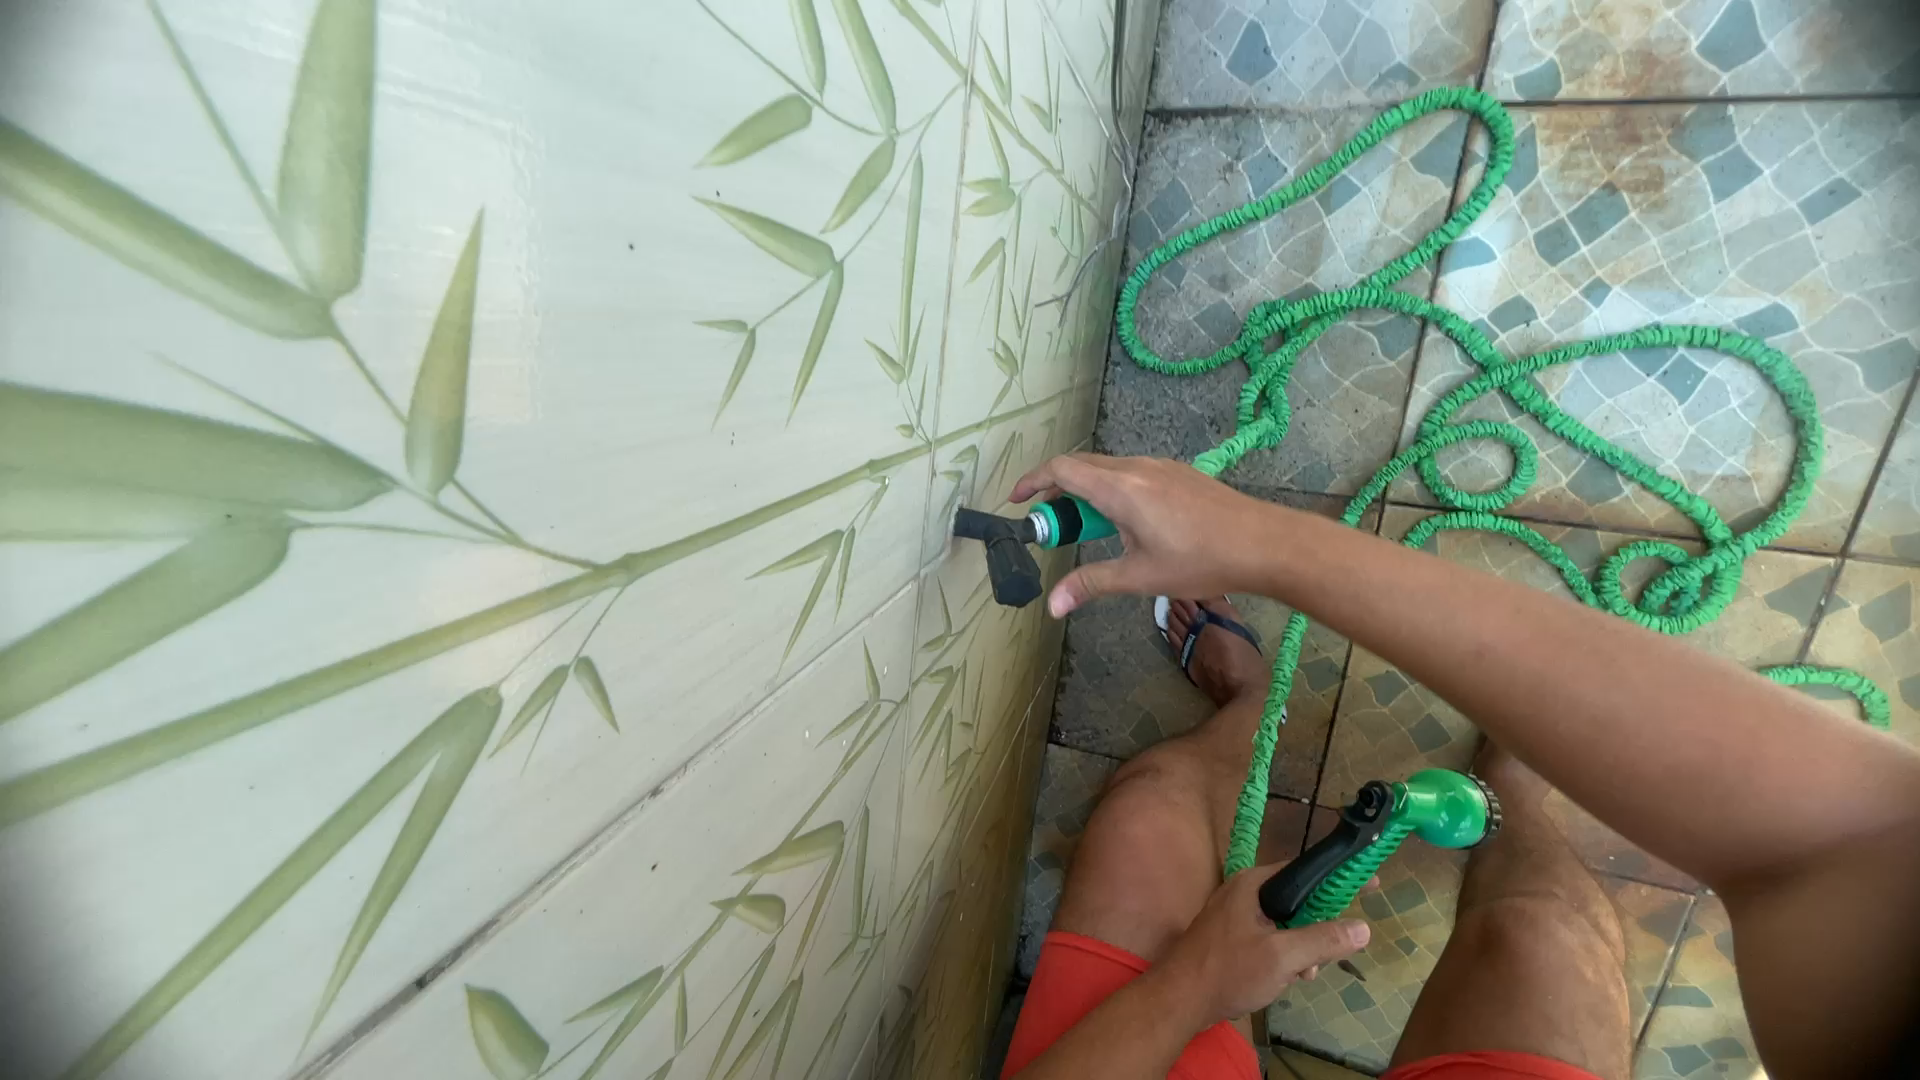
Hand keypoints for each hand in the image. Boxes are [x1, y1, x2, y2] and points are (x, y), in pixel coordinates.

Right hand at [1010, 454, 1284, 616]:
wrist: (1265, 543)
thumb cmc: (1200, 560)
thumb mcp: (1140, 576)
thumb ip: (1091, 583)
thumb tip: (1051, 605)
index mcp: (1119, 488)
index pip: (1062, 470)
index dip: (1033, 481)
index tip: (1017, 501)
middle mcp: (1135, 467)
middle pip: (1081, 467)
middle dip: (1056, 492)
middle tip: (1051, 527)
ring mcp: (1160, 466)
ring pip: (1107, 468)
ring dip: (1085, 491)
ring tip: (1087, 528)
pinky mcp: (1178, 472)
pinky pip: (1130, 472)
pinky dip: (1110, 489)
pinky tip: (1126, 523)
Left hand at [1155, 865, 1370, 1028]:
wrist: (1183, 997)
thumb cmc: (1230, 969)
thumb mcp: (1282, 956)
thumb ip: (1322, 940)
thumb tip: (1362, 926)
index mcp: (1253, 882)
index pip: (1303, 870)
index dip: (1336, 878)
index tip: (1368, 884)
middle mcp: (1245, 890)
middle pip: (1298, 900)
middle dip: (1317, 930)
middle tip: (1320, 958)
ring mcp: (1237, 913)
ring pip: (1287, 923)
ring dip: (1301, 950)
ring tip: (1299, 975)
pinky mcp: (1234, 935)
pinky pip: (1272, 937)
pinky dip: (1285, 956)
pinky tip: (1285, 980)